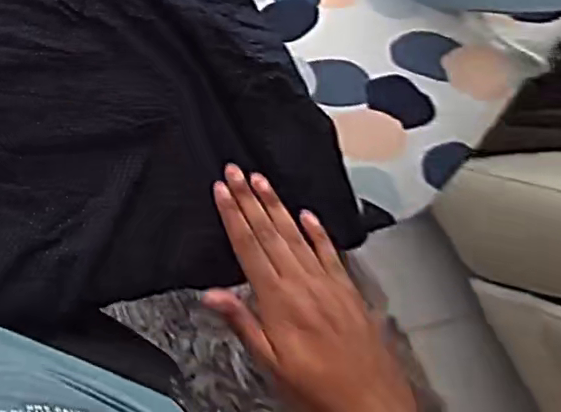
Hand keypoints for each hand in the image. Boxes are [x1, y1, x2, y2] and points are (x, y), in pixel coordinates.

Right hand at [204, 165, 415, 411]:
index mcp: (279, 301)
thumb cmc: (321, 394)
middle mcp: (303, 286)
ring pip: (296, 236)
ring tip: (261, 180)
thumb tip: (209, 294)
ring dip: (276, 205)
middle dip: (249, 198)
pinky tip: (307, 215)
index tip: (221, 188)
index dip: (232, 214)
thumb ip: (242, 323)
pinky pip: (331, 256)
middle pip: (269, 232)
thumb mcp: (272, 365)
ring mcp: (329, 288)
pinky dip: (318, 233)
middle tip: (235, 170)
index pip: (248, 245)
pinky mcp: (351, 295)